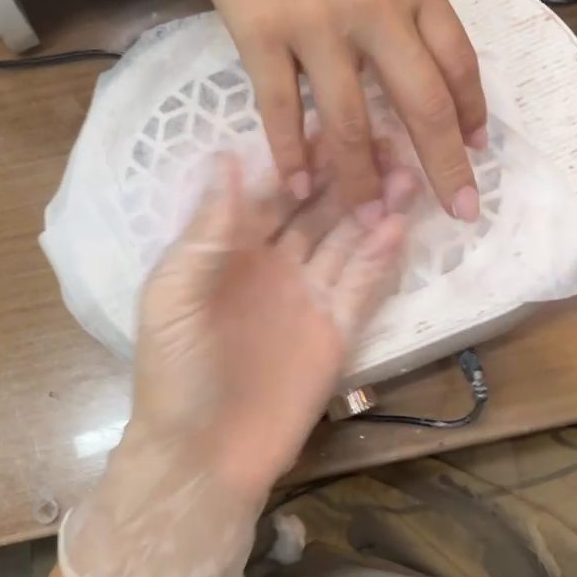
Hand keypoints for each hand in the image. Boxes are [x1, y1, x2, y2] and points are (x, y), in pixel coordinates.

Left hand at [58, 153, 412, 576]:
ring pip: (345, 239)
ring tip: (403, 169)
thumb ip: (206, 231)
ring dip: (372, 205)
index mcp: (226, 249)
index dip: (298, 158)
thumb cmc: (175, 371)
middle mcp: (272, 263)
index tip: (330, 121)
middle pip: (315, 208)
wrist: (203, 455)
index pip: (270, 190)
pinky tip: (400, 223)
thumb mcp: (173, 295)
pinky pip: (362, 285)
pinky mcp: (336, 330)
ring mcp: (307, 296)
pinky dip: (380, 255)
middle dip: (345, 174)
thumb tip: (227, 157)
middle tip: (383, 136)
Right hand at [190, 0, 487, 222]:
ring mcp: (316, 25)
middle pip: (422, 103)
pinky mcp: (261, 36)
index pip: (458, 62)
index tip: (477, 152)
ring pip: (349, 120)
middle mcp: (376, 9)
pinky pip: (282, 109)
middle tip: (459, 210)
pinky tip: (299, 188)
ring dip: (362, 177)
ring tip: (371, 216)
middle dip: (445, 165)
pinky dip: (292, 154)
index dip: (472, 115)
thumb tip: (423, 66)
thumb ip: (409, 3)